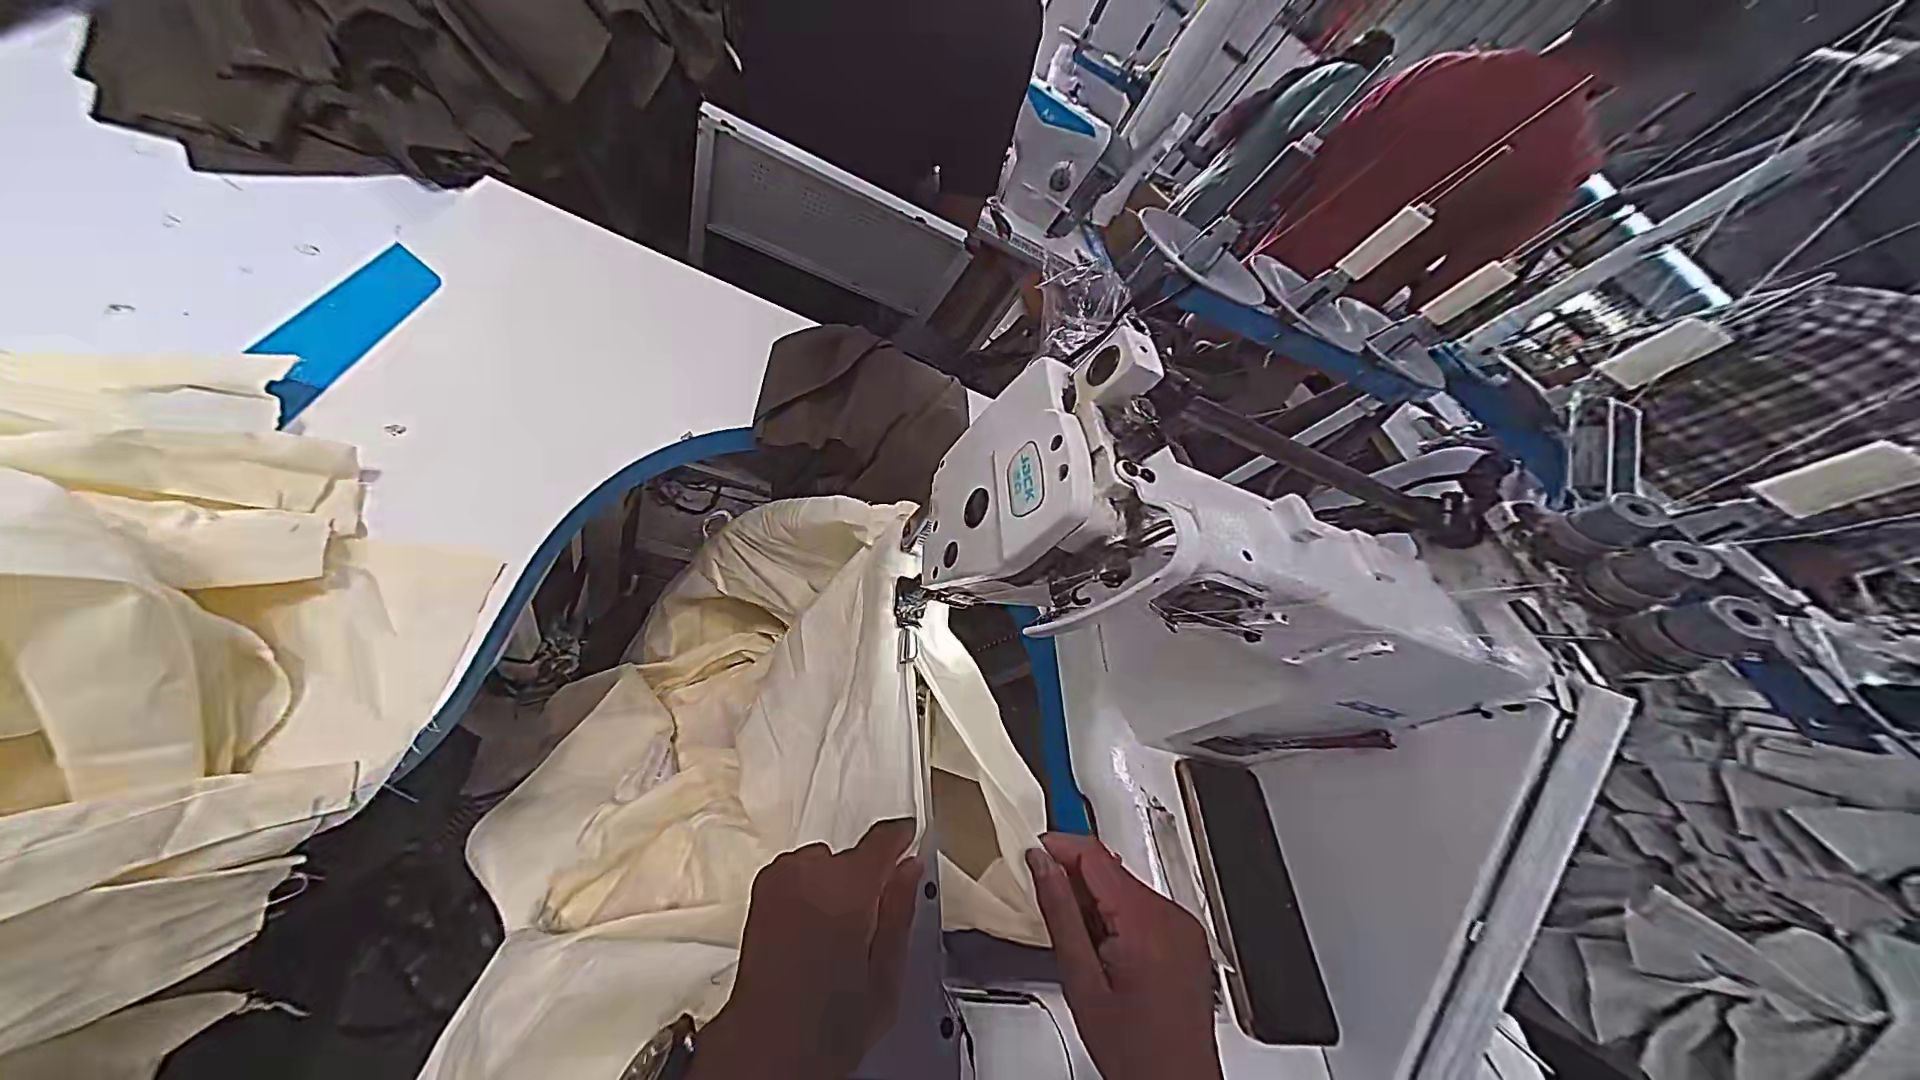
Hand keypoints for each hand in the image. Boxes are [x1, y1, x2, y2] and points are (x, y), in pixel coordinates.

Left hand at [691, 819, 922, 1079]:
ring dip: (834, 884)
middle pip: (853, 855)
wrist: (766, 1050)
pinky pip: (798, 873)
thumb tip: (909, 869)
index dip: (901, 837)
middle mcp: (812, 873)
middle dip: (866, 880)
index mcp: (850, 888)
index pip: (883, 838)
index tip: (908, 839)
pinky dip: (808, 889)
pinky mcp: (762, 890)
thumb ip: (901, 910)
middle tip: (869, 925)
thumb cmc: (823, 1027)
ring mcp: (782, 879)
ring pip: (825, 863)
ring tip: (834, 935)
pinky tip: (811, 930)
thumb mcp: (886, 977)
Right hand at [1027, 833, 1223, 1079]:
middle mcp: (1170, 915)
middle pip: (1110, 868)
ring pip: (1123, 885)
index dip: (1058, 847)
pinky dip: (1117, 913)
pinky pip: (1142, 904)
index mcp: (1144, 923)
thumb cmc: (1136, 1054)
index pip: (1094, 854)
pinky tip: (1106, 949)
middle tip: (1047, 903)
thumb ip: (1059, 913)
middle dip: (1074, 878)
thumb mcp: (1081, 981)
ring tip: (1082, 943)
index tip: (1032, 851)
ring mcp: (1182, 924)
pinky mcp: (1186, 935)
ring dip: (1094, 899)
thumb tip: (1041, 865)